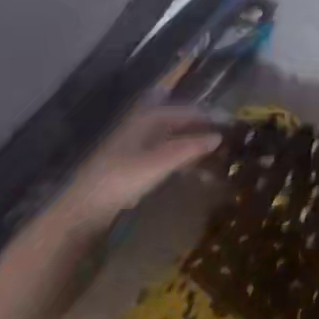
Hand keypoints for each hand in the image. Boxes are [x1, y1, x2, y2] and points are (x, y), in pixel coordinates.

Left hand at [53, 106, 221, 228]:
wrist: (84, 207)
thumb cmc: (122, 178)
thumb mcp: (160, 162)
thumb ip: (190, 147)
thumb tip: (218, 136)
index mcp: (149, 117)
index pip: (187, 110)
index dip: (210, 116)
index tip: (233, 124)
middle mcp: (144, 124)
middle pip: (180, 122)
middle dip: (203, 129)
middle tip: (229, 141)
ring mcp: (138, 143)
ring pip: (174, 138)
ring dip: (194, 144)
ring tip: (217, 155)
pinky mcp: (135, 162)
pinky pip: (167, 152)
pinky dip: (183, 157)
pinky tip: (193, 168)